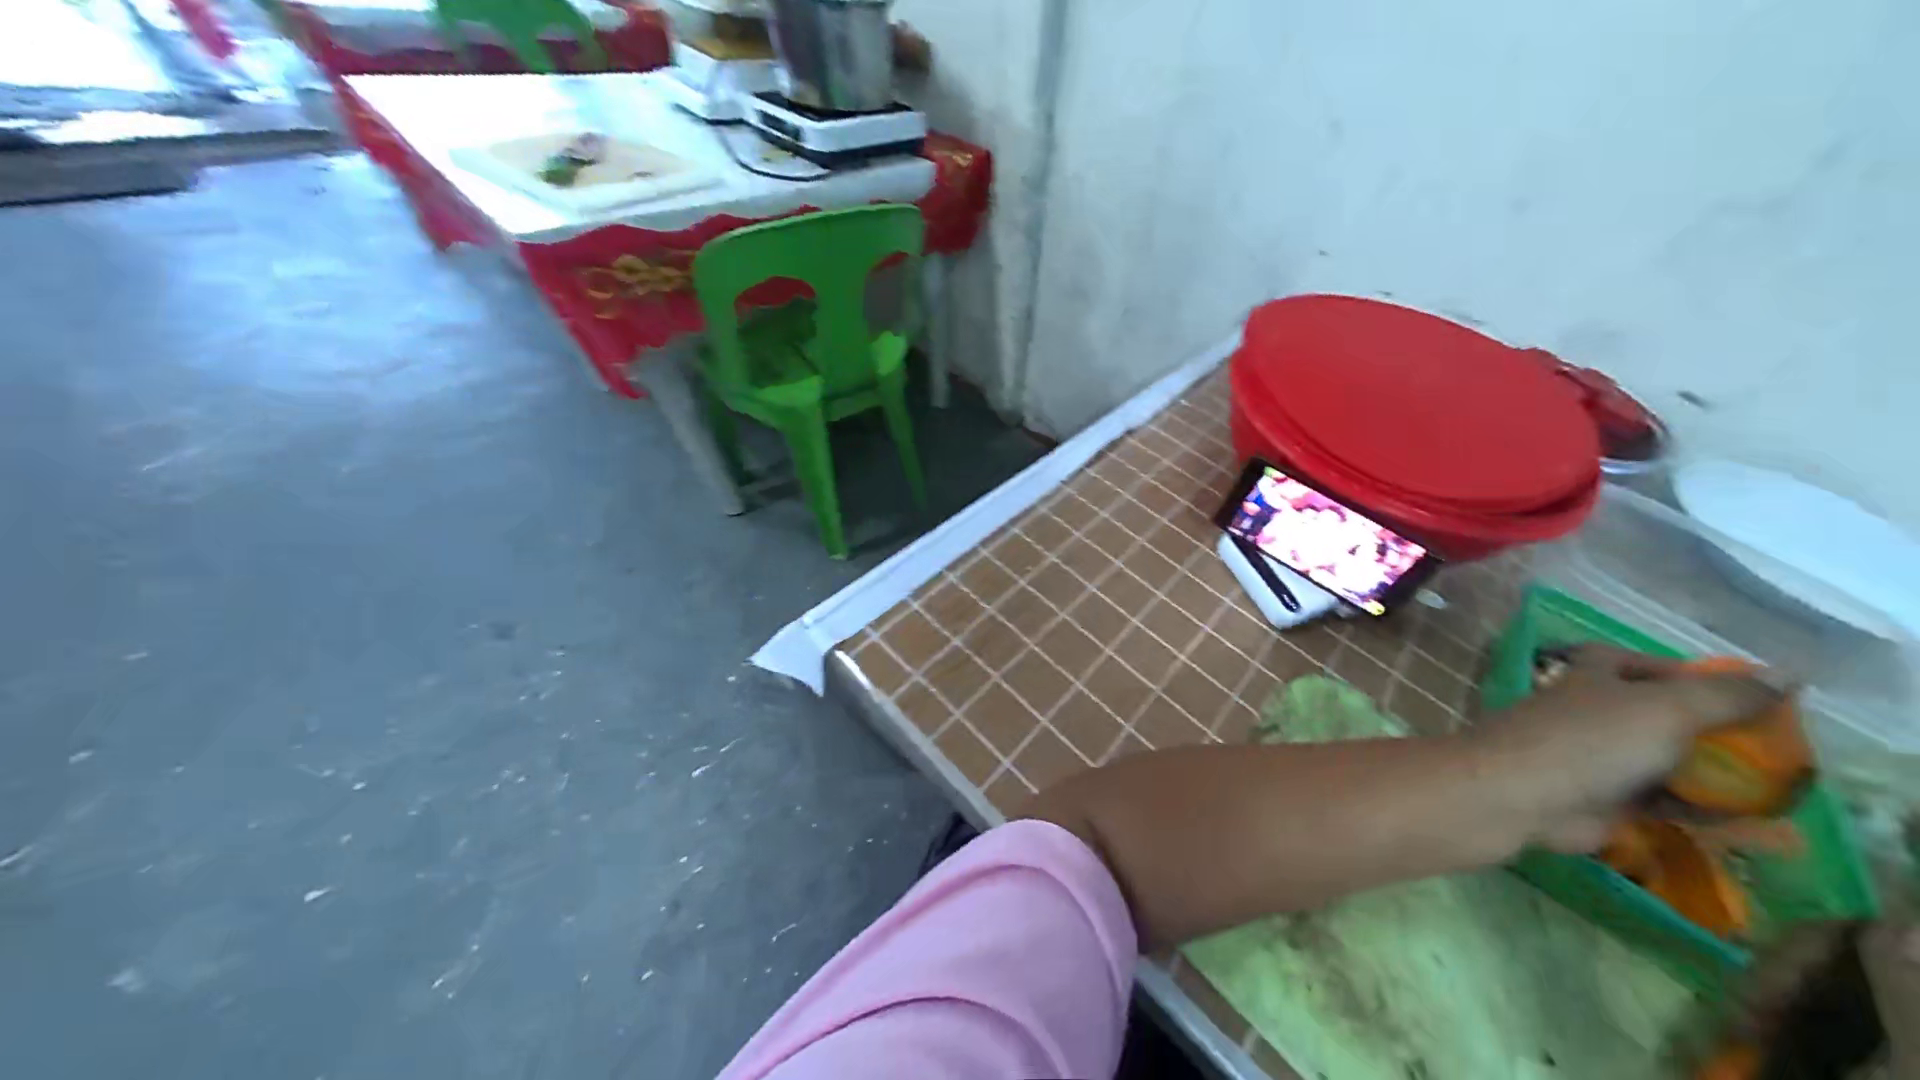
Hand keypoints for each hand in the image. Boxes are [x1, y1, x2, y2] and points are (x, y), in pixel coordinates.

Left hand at [1468, 645, 1790, 852]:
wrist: (1521, 794)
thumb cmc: (1589, 739)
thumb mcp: (1665, 708)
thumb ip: (1723, 694)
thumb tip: (1788, 672)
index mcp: (1591, 678)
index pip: (1628, 660)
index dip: (1675, 669)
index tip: (1735, 688)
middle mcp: (1589, 712)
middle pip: (1652, 713)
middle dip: (1706, 727)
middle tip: (1775, 746)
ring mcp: (1594, 757)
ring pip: (1661, 759)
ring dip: (1712, 771)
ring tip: (1780, 784)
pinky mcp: (1603, 800)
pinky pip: (1662, 801)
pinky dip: (1703, 809)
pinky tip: (1754, 821)